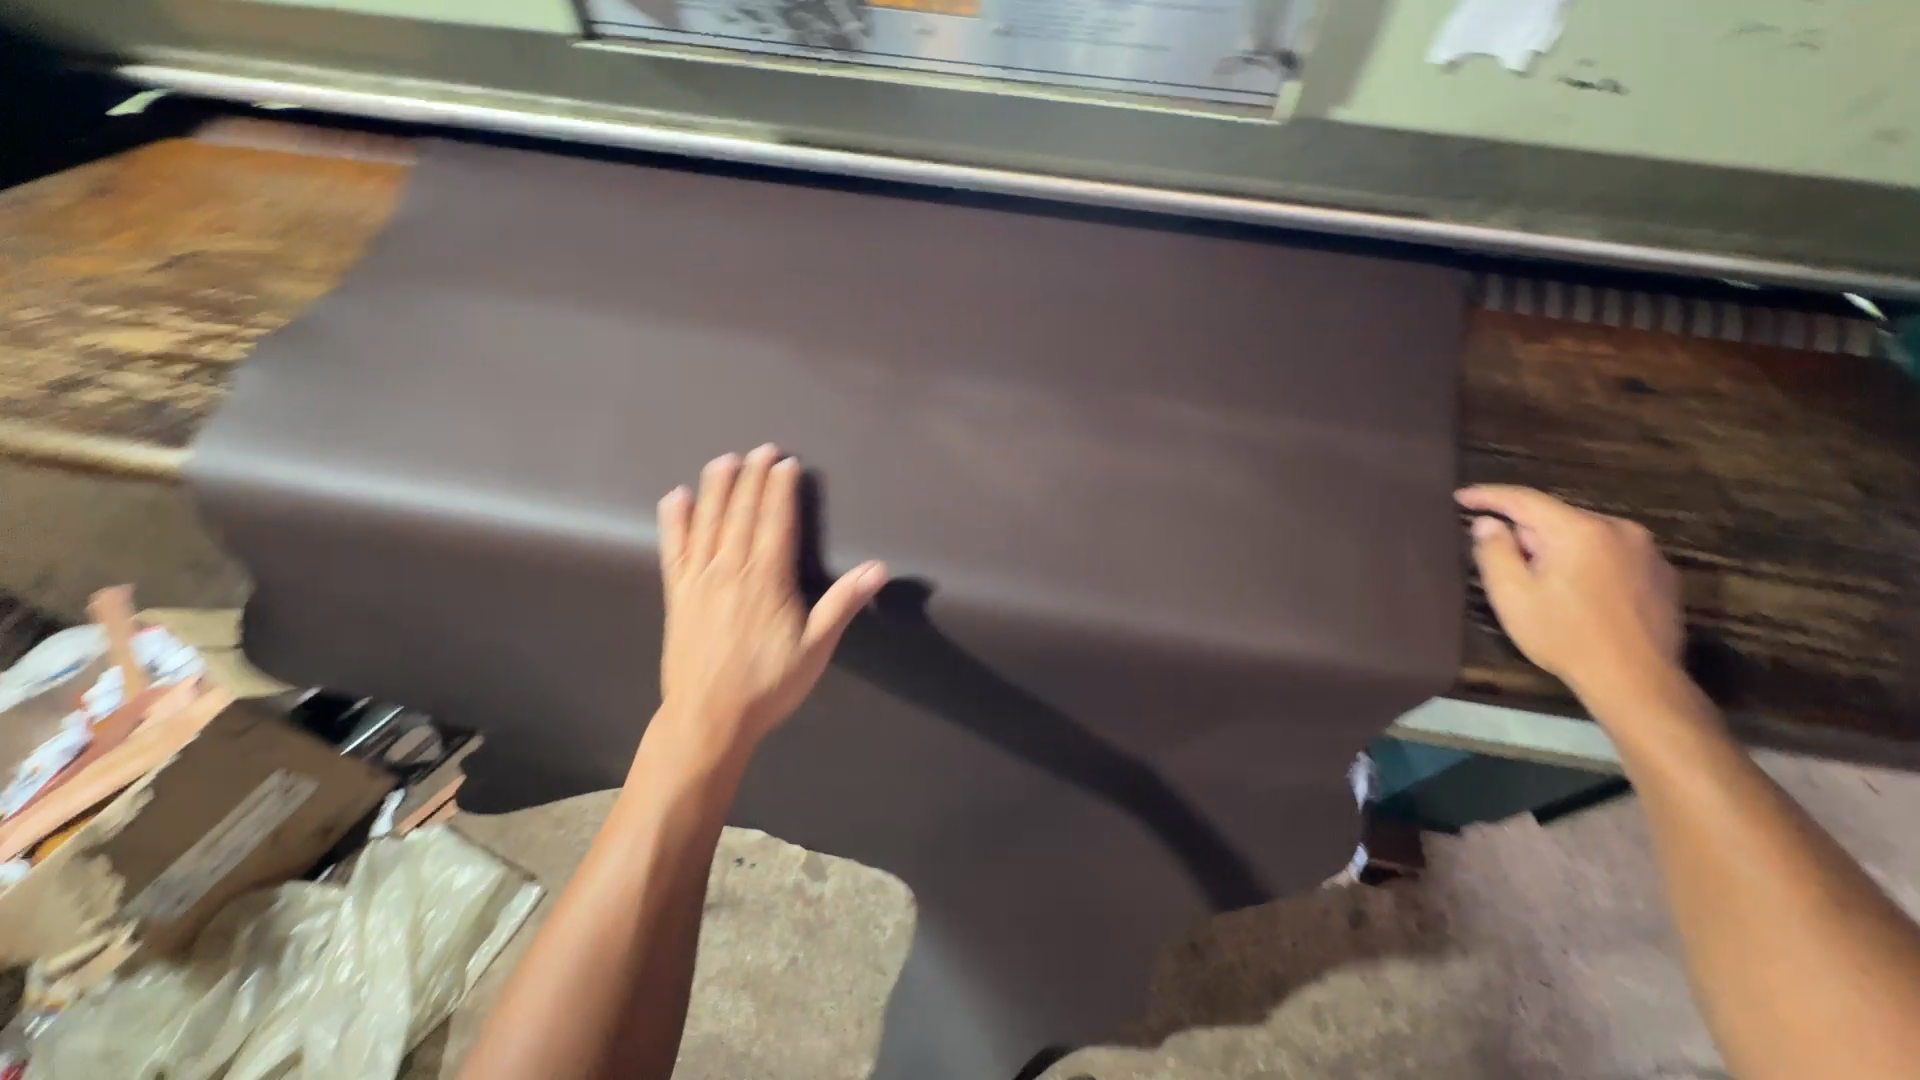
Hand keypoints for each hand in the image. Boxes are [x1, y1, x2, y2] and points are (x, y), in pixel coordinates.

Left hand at [653, 444, 887, 759]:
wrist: (708, 718)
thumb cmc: (769, 685)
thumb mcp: (816, 648)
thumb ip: (843, 604)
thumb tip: (878, 569)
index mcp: (767, 581)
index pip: (775, 523)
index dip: (781, 490)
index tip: (785, 463)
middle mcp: (730, 571)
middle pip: (742, 514)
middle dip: (752, 478)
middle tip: (761, 449)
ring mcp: (699, 581)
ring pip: (707, 524)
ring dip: (717, 489)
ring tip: (725, 460)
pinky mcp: (676, 596)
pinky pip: (673, 550)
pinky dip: (675, 522)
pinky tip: (676, 498)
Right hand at [1457, 485, 1683, 695]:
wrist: (1636, 679)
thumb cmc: (1565, 636)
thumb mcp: (1512, 596)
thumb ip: (1495, 552)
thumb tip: (1488, 523)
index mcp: (1578, 530)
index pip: (1524, 500)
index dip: (1488, 496)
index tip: (1461, 497)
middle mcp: (1618, 529)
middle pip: (1557, 519)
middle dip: (1527, 533)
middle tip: (1505, 563)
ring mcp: (1647, 551)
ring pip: (1586, 536)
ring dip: (1559, 549)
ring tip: (1544, 582)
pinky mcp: (1662, 574)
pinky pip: (1612, 554)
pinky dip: (1588, 563)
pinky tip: (1580, 593)